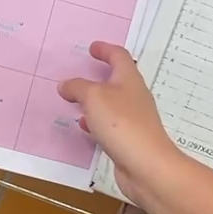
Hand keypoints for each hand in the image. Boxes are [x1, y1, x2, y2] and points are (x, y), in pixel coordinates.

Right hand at [57, 42, 180, 205]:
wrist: (147, 166)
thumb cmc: (122, 124)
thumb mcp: (94, 98)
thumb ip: (78, 88)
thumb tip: (66, 85)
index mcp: (129, 79)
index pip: (119, 56)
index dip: (105, 49)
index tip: (93, 47)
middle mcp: (134, 96)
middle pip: (117, 80)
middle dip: (99, 75)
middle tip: (80, 73)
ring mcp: (134, 119)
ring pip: (112, 103)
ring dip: (95, 100)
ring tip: (75, 100)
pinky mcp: (130, 139)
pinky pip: (110, 124)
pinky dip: (96, 122)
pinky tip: (84, 127)